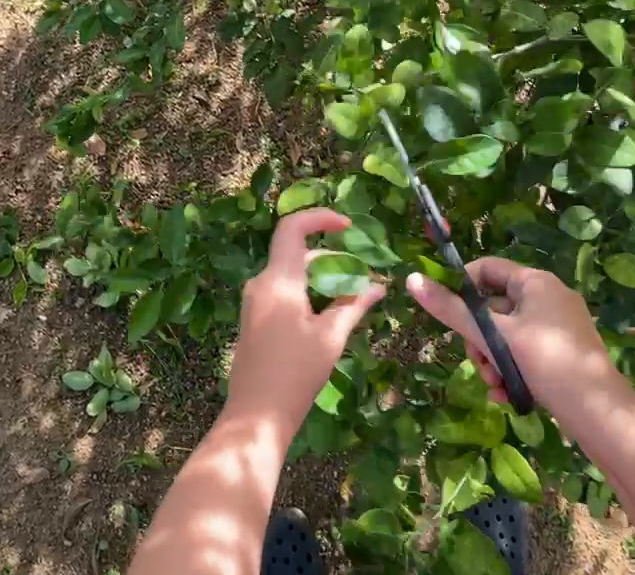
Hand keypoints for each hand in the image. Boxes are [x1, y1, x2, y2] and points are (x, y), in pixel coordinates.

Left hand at [225, 208, 385, 426]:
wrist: (256, 416)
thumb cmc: (295, 374)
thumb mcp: (331, 337)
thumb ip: (354, 305)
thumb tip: (380, 285)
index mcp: (278, 280)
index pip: (292, 228)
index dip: (319, 218)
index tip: (348, 226)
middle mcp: (261, 283)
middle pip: (296, 252)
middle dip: (332, 258)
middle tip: (363, 277)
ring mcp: (255, 301)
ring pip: (292, 273)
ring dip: (322, 277)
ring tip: (352, 298)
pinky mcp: (254, 318)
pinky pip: (283, 290)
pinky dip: (308, 292)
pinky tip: (330, 314)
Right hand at [407, 258, 608, 405]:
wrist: (601, 415)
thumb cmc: (547, 362)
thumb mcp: (493, 336)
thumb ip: (452, 310)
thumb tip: (412, 280)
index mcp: (535, 282)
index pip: (486, 268)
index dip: (461, 287)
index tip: (447, 314)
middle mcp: (549, 297)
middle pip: (494, 307)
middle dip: (478, 338)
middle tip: (476, 361)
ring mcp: (559, 327)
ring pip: (507, 335)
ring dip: (492, 359)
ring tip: (494, 384)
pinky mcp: (564, 355)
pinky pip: (526, 353)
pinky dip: (512, 371)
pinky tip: (506, 395)